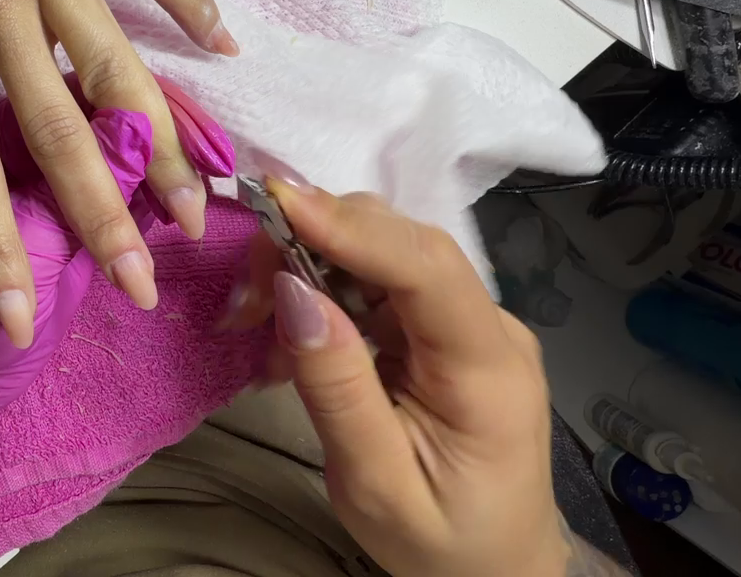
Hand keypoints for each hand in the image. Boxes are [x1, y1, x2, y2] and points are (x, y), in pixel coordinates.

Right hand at [233, 180, 574, 576]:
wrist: (495, 572)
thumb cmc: (440, 543)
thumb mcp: (375, 485)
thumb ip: (336, 388)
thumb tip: (290, 290)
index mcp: (487, 372)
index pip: (427, 271)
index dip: (350, 227)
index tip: (277, 202)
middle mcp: (486, 325)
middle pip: (397, 239)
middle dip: (310, 238)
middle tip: (245, 295)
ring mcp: (462, 317)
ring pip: (375, 245)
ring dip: (303, 258)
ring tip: (255, 318)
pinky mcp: (434, 320)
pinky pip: (367, 273)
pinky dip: (314, 281)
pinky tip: (286, 325)